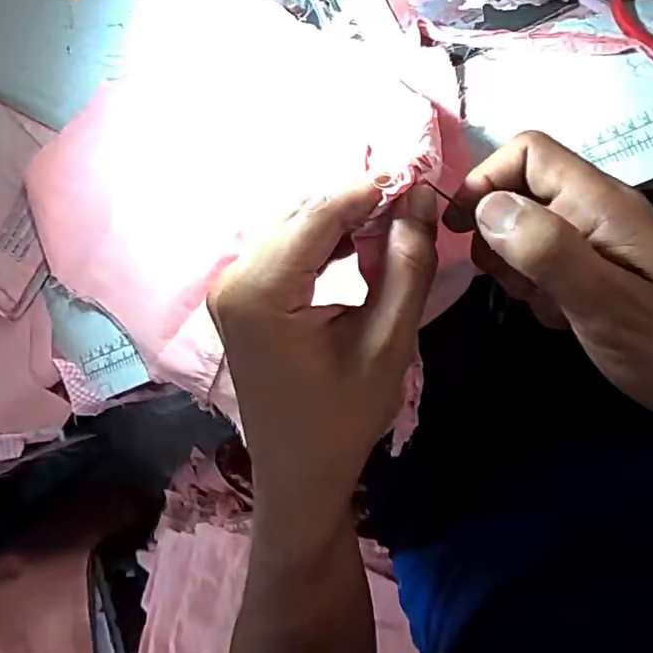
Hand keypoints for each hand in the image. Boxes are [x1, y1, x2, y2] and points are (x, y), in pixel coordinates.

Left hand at [210, 181, 439, 530]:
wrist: (299, 475)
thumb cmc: (344, 417)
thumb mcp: (388, 340)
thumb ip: (407, 265)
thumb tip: (419, 198)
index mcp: (260, 291)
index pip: (319, 214)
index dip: (371, 189)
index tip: (418, 177)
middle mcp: (234, 277)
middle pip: (305, 214)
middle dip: (361, 203)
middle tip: (414, 206)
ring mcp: (233, 285)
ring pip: (298, 226)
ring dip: (347, 221)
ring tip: (395, 229)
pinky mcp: (243, 295)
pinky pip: (290, 248)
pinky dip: (329, 241)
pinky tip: (363, 250)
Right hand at [443, 132, 652, 439]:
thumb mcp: (605, 303)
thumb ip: (546, 249)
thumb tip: (488, 206)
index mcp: (601, 201)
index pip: (528, 151)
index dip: (486, 180)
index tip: (462, 231)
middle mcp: (600, 209)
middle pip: (524, 189)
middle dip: (499, 233)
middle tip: (514, 285)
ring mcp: (604, 239)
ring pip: (532, 228)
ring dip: (519, 265)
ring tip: (544, 306)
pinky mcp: (605, 269)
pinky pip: (552, 261)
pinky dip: (542, 287)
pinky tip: (563, 319)